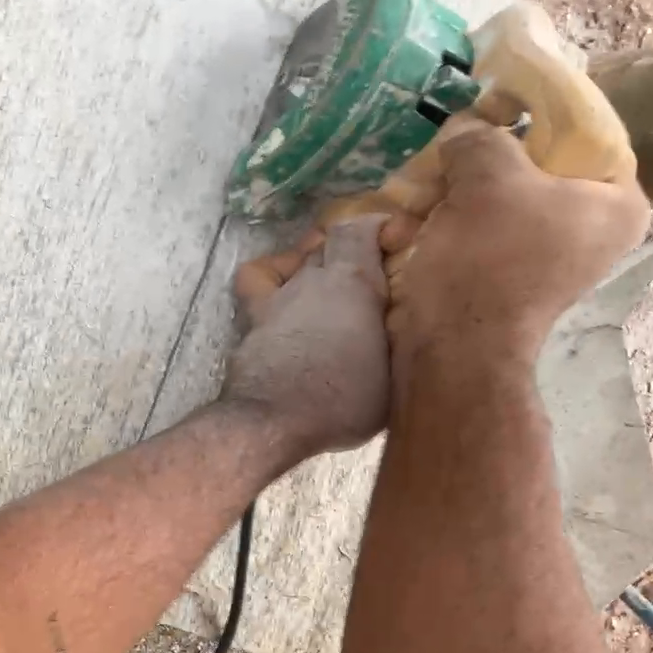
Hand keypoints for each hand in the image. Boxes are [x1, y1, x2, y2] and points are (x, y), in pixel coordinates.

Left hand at [226, 216, 391, 456]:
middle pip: (322, 247)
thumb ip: (401, 331)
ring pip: (286, 267)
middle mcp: (306, 283)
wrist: (270, 424)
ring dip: (303, 270)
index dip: (376, 229)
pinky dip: (270, 293)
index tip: (395, 246)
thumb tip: (406, 322)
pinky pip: (256, 292)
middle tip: (365, 277)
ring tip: (322, 292)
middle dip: (343, 252)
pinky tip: (283, 313)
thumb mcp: (397, 366)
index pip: (359, 229)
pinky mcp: (246, 331)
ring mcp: (270, 305)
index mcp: (351, 281)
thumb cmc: (343, 399)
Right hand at [383, 118, 649, 371]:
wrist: (448, 349)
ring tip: (406, 212)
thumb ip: (481, 141)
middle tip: (433, 169)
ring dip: (440, 203)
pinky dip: (433, 231)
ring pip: (486, 205)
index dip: (527, 116)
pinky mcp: (492, 281)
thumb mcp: (486, 184)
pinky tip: (403, 236)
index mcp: (613, 201)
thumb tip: (464, 127)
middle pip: (525, 171)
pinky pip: (465, 237)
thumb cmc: (484, 265)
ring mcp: (536, 259)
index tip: (481, 110)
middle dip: (468, 170)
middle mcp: (583, 229)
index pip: (579, 135)